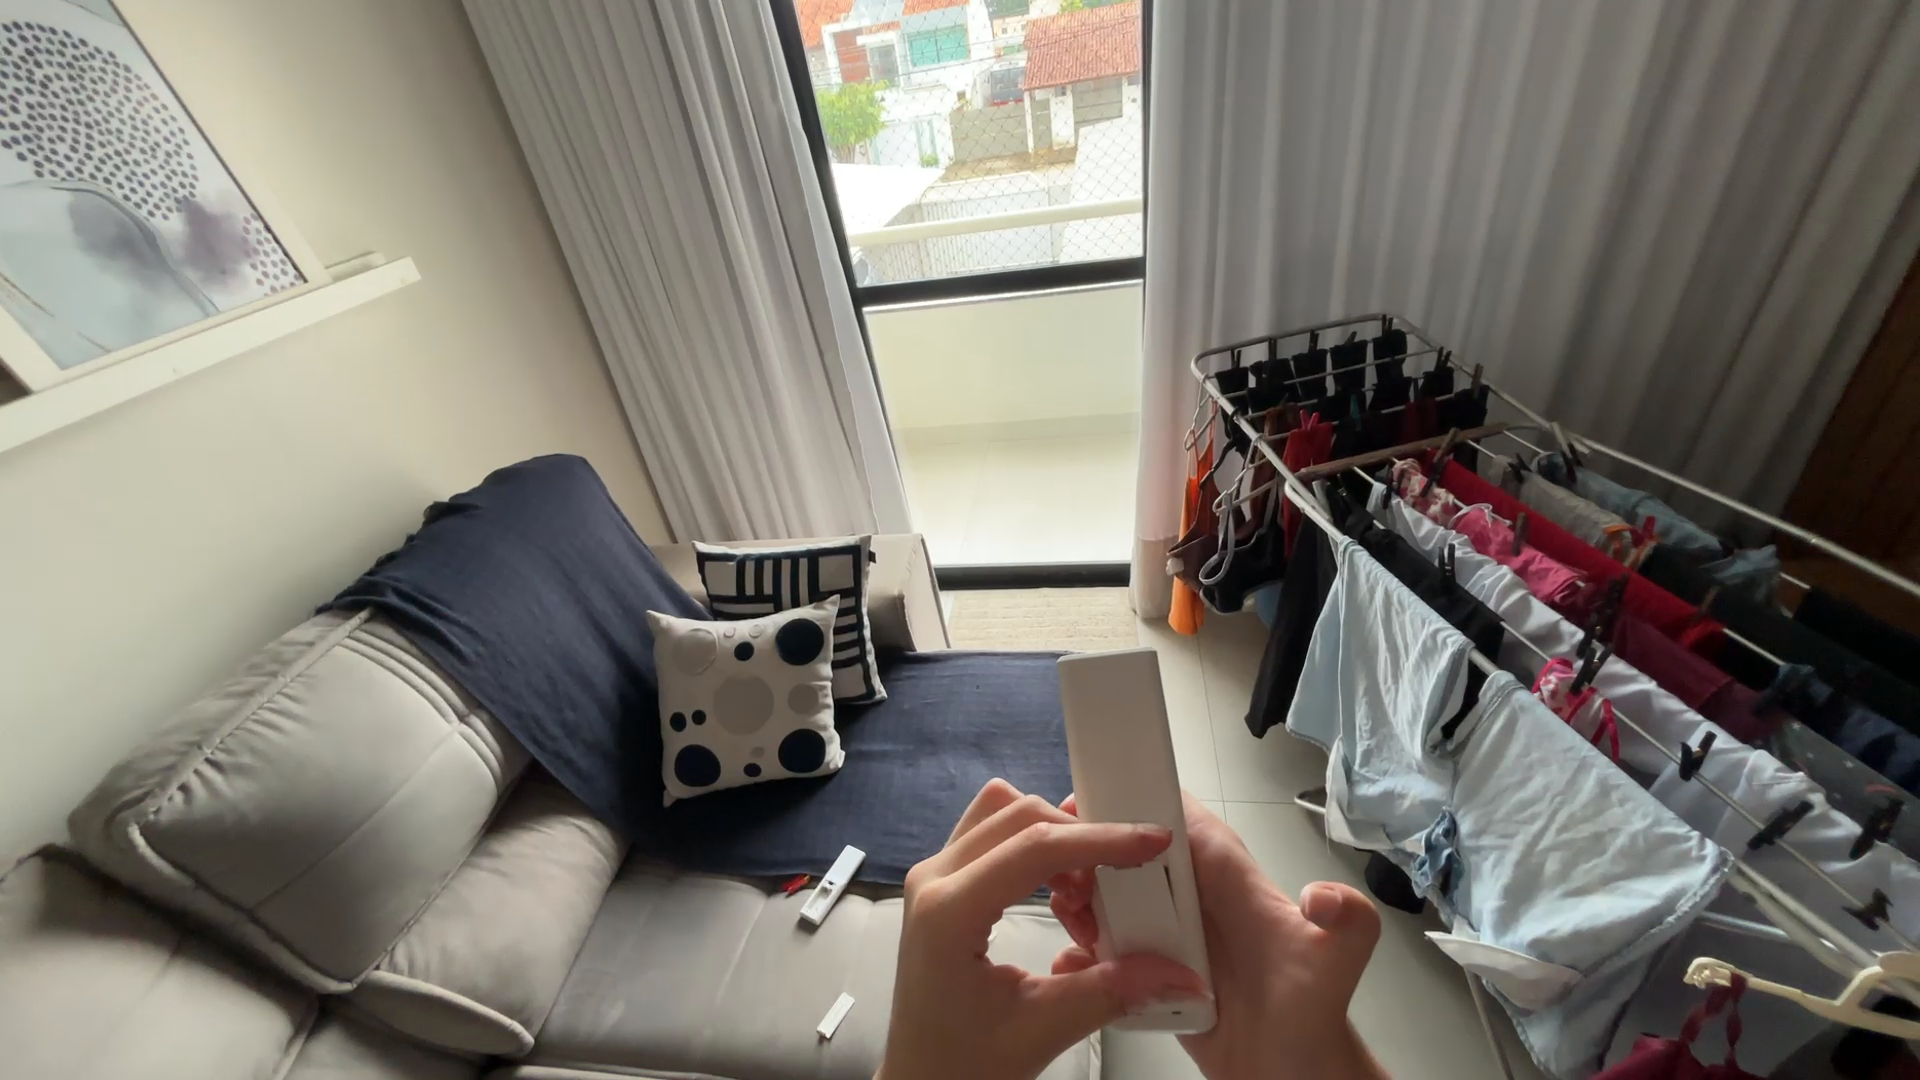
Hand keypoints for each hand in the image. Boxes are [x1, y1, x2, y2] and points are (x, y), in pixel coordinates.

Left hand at [878, 779, 1210, 1079]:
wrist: (920, 1079)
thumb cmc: (964, 1065)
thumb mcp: (1042, 1030)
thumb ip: (1111, 991)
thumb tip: (1180, 972)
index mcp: (948, 913)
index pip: (1032, 847)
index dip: (1097, 839)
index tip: (1148, 841)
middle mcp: (932, 877)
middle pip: (1017, 813)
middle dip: (1077, 837)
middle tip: (1116, 880)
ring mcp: (932, 871)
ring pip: (1000, 809)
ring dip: (1052, 832)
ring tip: (1081, 889)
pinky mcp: (942, 876)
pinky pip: (991, 828)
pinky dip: (1033, 840)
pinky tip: (1057, 884)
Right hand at [1050, 794, 1388, 1079]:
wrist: (1292, 1071)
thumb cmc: (1312, 1010)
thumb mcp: (1336, 961)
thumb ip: (1348, 921)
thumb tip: (1323, 896)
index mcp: (1217, 864)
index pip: (1163, 806)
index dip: (1120, 799)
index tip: (1080, 815)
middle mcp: (1184, 886)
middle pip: (1117, 845)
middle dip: (1082, 853)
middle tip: (1066, 885)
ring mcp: (1161, 923)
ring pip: (1101, 891)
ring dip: (1076, 901)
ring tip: (1072, 927)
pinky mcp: (1144, 961)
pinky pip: (1101, 942)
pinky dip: (1079, 948)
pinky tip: (1073, 966)